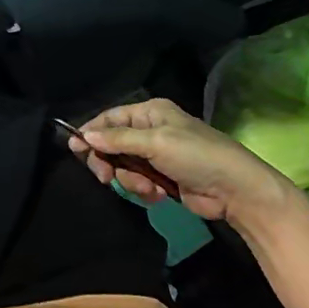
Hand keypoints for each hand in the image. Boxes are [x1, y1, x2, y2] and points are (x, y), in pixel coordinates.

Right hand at [68, 98, 305, 229]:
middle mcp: (151, 130)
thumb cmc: (195, 155)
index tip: (74, 149)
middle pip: (112, 144)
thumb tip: (85, 135)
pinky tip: (157, 194)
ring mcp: (156, 156)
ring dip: (130, 180)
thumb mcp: (156, 142)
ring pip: (123, 166)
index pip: (110, 118)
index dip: (91, 132)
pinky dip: (143, 190)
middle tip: (104, 177)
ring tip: (147, 188)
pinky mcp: (162, 178)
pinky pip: (137, 182)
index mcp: (151, 112)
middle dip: (108, 161)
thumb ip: (118, 140)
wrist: (234, 189)